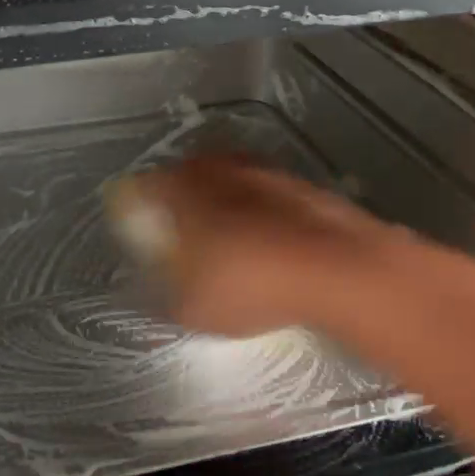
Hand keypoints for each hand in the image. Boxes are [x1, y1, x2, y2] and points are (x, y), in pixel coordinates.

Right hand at [104, 156, 394, 337]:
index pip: (142, 188)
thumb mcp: (190, 309)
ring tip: (230, 245)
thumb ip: (164, 292)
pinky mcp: (295, 181)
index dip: (138, 210)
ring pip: (226, 184)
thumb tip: (154, 287)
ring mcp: (257, 168)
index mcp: (176, 187)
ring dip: (223, 206)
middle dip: (181, 205)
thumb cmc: (248, 284)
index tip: (142, 232)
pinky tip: (270, 245)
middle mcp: (211, 167)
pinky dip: (259, 212)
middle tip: (184, 239)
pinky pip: (262, 195)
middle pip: (184, 179)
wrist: (336, 268)